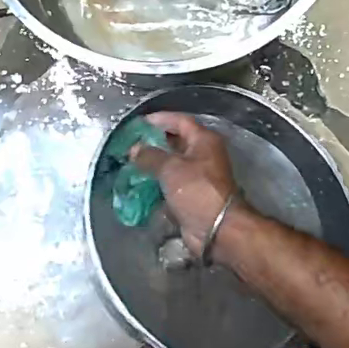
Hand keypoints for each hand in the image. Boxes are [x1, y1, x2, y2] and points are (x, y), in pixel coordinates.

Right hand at [128, 112, 238, 255]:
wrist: (217, 228)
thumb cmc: (197, 191)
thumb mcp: (170, 167)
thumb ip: (150, 155)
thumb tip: (134, 149)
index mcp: (204, 140)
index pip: (179, 121)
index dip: (159, 119)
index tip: (138, 123)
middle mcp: (203, 155)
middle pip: (176, 141)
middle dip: (153, 142)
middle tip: (132, 143)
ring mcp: (198, 176)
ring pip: (172, 163)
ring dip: (153, 163)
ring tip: (131, 162)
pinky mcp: (192, 195)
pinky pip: (171, 183)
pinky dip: (157, 182)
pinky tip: (139, 183)